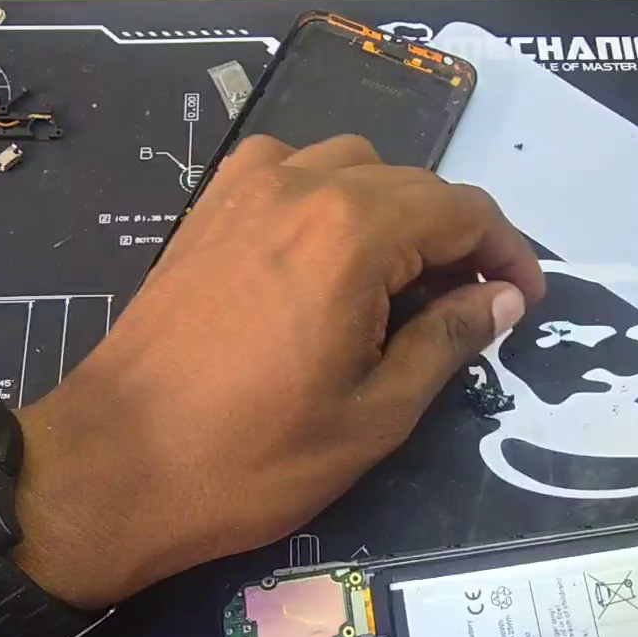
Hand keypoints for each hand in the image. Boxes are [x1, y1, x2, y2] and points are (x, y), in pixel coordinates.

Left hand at [10, 134, 543, 608]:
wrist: (114, 467)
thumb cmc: (253, 458)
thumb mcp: (375, 414)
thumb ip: (448, 340)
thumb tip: (502, 297)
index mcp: (352, 232)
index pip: (463, 211)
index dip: (508, 252)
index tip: (523, 301)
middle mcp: (301, 184)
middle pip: (413, 185)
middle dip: (458, 239)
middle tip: (470, 308)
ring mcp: (245, 189)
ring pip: (355, 169)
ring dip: (396, 217)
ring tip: (401, 287)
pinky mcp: (208, 209)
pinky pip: (293, 174)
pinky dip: (332, 203)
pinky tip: (328, 259)